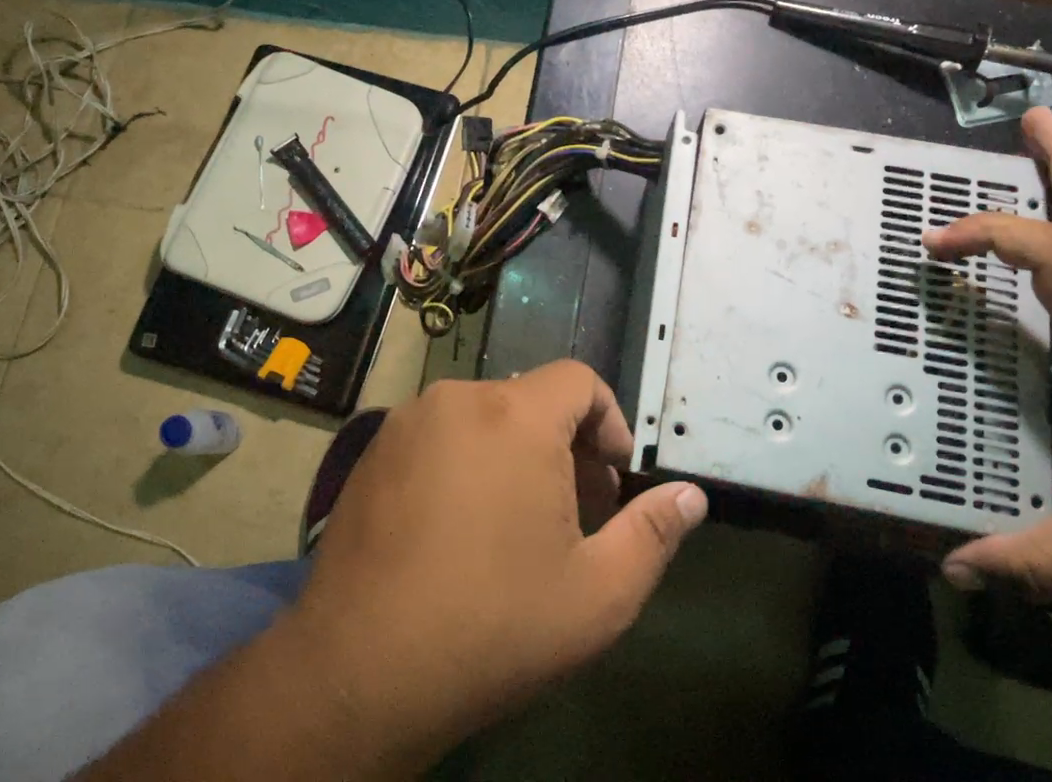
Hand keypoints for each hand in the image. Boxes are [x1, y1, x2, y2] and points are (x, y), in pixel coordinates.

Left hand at [285, 360, 708, 771]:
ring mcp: (401, 426)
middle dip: (564, 446)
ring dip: (512, 456)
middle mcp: (454, 401)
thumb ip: (654, 533)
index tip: (613, 478)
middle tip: (575, 513)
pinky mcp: (367, 457)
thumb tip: (691, 496)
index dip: (609, 421)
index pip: (578, 380)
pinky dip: (463, 465)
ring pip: (480, 419)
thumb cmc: (494, 626)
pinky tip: (459, 532)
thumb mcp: (599, 593)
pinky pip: (435, 440)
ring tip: (518, 526)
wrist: (361, 671)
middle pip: (528, 401)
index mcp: (513, 417)